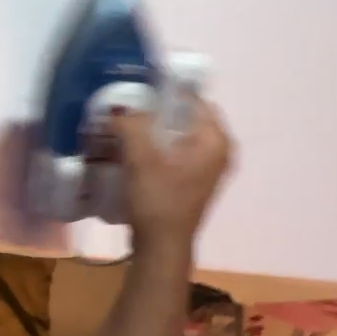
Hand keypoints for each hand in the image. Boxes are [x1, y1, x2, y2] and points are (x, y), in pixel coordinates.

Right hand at [112, 95, 232, 253]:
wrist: (161, 245)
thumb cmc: (158, 199)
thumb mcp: (142, 158)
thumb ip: (132, 126)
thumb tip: (118, 105)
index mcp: (216, 140)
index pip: (194, 101)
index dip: (166, 93)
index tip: (137, 90)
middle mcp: (218, 151)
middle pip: (185, 119)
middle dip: (155, 113)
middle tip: (125, 110)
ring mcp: (206, 169)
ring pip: (177, 138)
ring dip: (152, 132)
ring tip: (123, 130)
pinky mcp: (191, 183)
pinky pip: (174, 155)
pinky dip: (155, 149)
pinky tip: (131, 153)